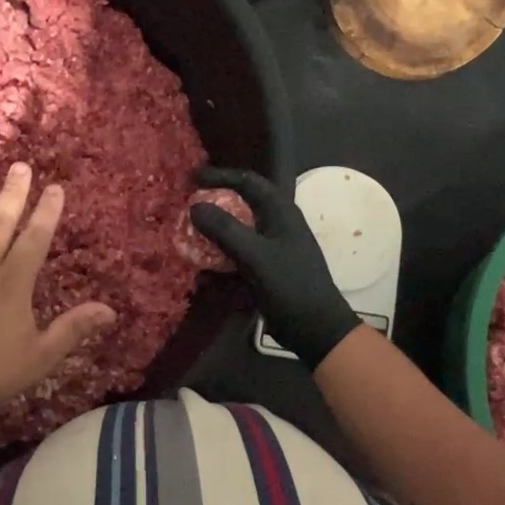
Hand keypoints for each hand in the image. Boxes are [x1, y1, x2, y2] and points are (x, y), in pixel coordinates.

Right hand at [188, 167, 360, 368]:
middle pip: (244, 203)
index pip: (249, 181)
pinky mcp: (270, 268)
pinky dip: (222, 254)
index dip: (221, 176)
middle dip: (216, 202)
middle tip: (189, 205)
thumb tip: (195, 206)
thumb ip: (225, 229)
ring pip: (241, 228)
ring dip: (216, 230)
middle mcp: (279, 224)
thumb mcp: (254, 256)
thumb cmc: (289, 286)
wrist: (315, 328)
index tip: (193, 178)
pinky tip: (205, 266)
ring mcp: (275, 246)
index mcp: (281, 212)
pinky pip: (241, 253)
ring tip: (191, 234)